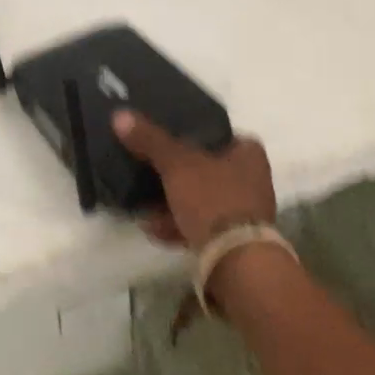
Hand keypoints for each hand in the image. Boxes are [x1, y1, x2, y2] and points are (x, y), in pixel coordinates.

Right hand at [114, 110, 276, 248]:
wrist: (234, 259)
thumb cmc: (212, 199)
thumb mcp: (176, 164)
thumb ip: (150, 140)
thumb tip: (120, 115)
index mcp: (249, 154)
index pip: (220, 134)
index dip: (193, 136)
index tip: (167, 141)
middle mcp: (253, 180)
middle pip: (207, 169)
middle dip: (176, 176)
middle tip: (148, 174)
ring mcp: (245, 213)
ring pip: (201, 200)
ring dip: (172, 204)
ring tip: (143, 207)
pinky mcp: (233, 240)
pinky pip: (200, 226)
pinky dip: (178, 225)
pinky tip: (152, 229)